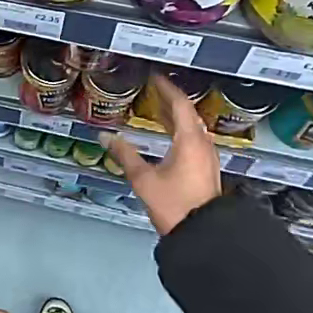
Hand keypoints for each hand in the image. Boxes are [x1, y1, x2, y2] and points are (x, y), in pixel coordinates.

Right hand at [103, 74, 223, 234]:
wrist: (203, 235)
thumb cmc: (174, 205)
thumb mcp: (143, 178)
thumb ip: (124, 155)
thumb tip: (106, 137)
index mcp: (190, 141)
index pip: (180, 104)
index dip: (167, 88)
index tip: (154, 77)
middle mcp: (202, 145)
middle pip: (187, 114)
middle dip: (169, 100)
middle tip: (152, 90)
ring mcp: (206, 158)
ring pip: (191, 128)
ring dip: (174, 116)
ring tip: (156, 109)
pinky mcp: (205, 170)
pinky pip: (193, 140)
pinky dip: (179, 131)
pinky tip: (167, 136)